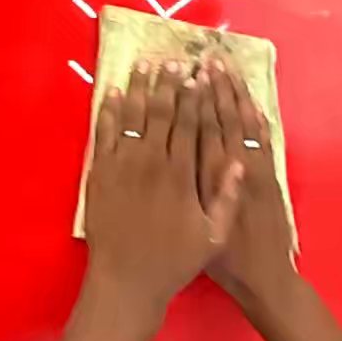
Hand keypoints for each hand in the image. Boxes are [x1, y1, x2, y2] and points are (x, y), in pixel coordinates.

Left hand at [83, 60, 243, 317]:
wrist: (125, 281)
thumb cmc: (171, 260)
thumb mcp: (211, 236)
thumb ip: (227, 198)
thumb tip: (242, 162)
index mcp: (180, 174)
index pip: (189, 124)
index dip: (193, 97)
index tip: (197, 74)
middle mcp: (151, 162)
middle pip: (161, 112)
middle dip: (168, 83)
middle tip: (173, 60)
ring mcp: (122, 164)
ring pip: (132, 115)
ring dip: (139, 87)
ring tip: (144, 63)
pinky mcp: (99, 172)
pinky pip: (104, 133)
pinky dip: (109, 111)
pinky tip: (114, 92)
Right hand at [198, 62, 298, 312]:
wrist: (265, 277)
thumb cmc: (222, 259)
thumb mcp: (195, 227)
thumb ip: (186, 191)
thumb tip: (165, 154)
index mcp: (209, 177)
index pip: (201, 129)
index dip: (196, 100)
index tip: (190, 74)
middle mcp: (232, 167)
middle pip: (222, 119)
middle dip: (215, 87)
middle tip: (207, 58)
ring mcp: (255, 169)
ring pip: (243, 123)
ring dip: (236, 94)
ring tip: (228, 68)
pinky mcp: (272, 176)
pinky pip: (264, 140)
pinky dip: (258, 119)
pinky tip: (253, 100)